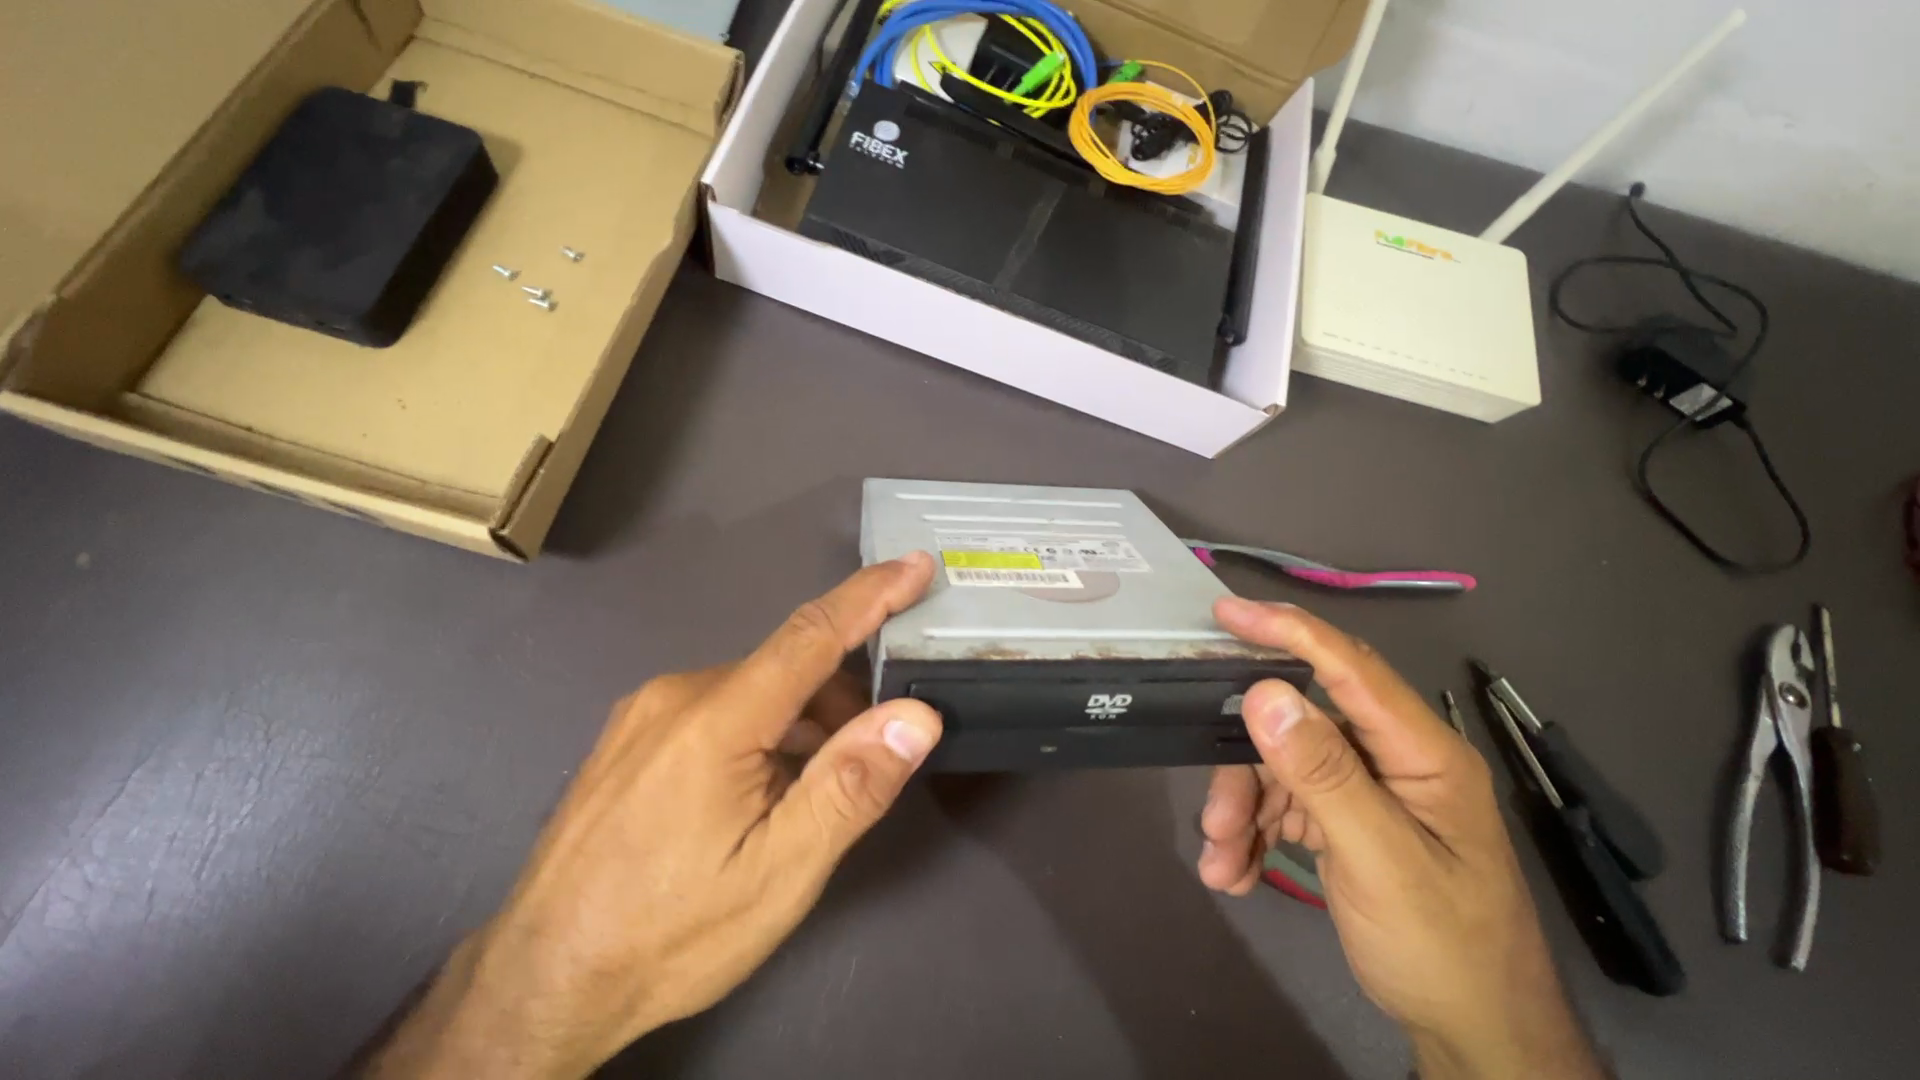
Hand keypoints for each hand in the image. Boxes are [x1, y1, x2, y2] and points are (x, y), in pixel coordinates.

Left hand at [364, 554, 944, 1078]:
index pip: (811, 634)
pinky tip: (761, 796)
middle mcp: (675, 695)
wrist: (544, 982)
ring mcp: (643, 715)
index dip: (871, 595)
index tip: (918, 565)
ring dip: (802, 720)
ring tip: (814, 795)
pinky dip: (761, 732)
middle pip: (786, 668)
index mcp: (716, 718)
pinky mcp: (628, 740)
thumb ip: (851, 785)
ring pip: (751, 691)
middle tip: (878, 755)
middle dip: (844, 695)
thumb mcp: (781, 872)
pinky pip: (715, 712)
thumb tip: (915, 714)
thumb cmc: (672, 932)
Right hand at [1197, 598, 1602, 1079]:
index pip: (1351, 668)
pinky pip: (1284, 806)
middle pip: (1299, 727)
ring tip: (1223, 864)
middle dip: (1246, 768)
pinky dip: (1253, 834)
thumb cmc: (1444, 948)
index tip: (1225, 610)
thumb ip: (1323, 775)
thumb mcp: (1380, 863)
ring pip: (1281, 767)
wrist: (1476, 1033)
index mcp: (1423, 753)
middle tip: (1214, 821)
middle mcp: (1394, 759)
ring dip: (1242, 810)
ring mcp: (1369, 791)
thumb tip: (1264, 692)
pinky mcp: (1348, 822)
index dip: (1288, 631)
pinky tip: (1236, 874)